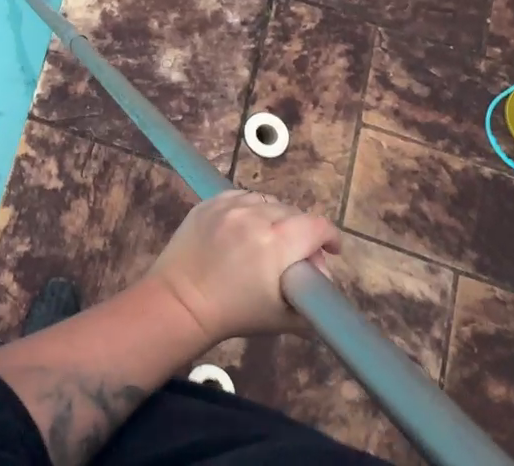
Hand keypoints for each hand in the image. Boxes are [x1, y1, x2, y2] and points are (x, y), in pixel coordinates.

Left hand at [143, 190, 340, 341]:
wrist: (182, 300)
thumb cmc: (235, 313)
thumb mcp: (286, 316)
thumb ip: (313, 297)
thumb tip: (320, 278)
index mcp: (276, 243)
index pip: (317, 225)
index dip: (330, 237)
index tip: (331, 251)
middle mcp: (253, 216)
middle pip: (293, 213)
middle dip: (303, 232)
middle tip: (299, 255)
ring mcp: (227, 206)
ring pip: (266, 201)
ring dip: (276, 217)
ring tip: (272, 238)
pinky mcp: (208, 203)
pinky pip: (240, 196)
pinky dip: (251, 208)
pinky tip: (248, 226)